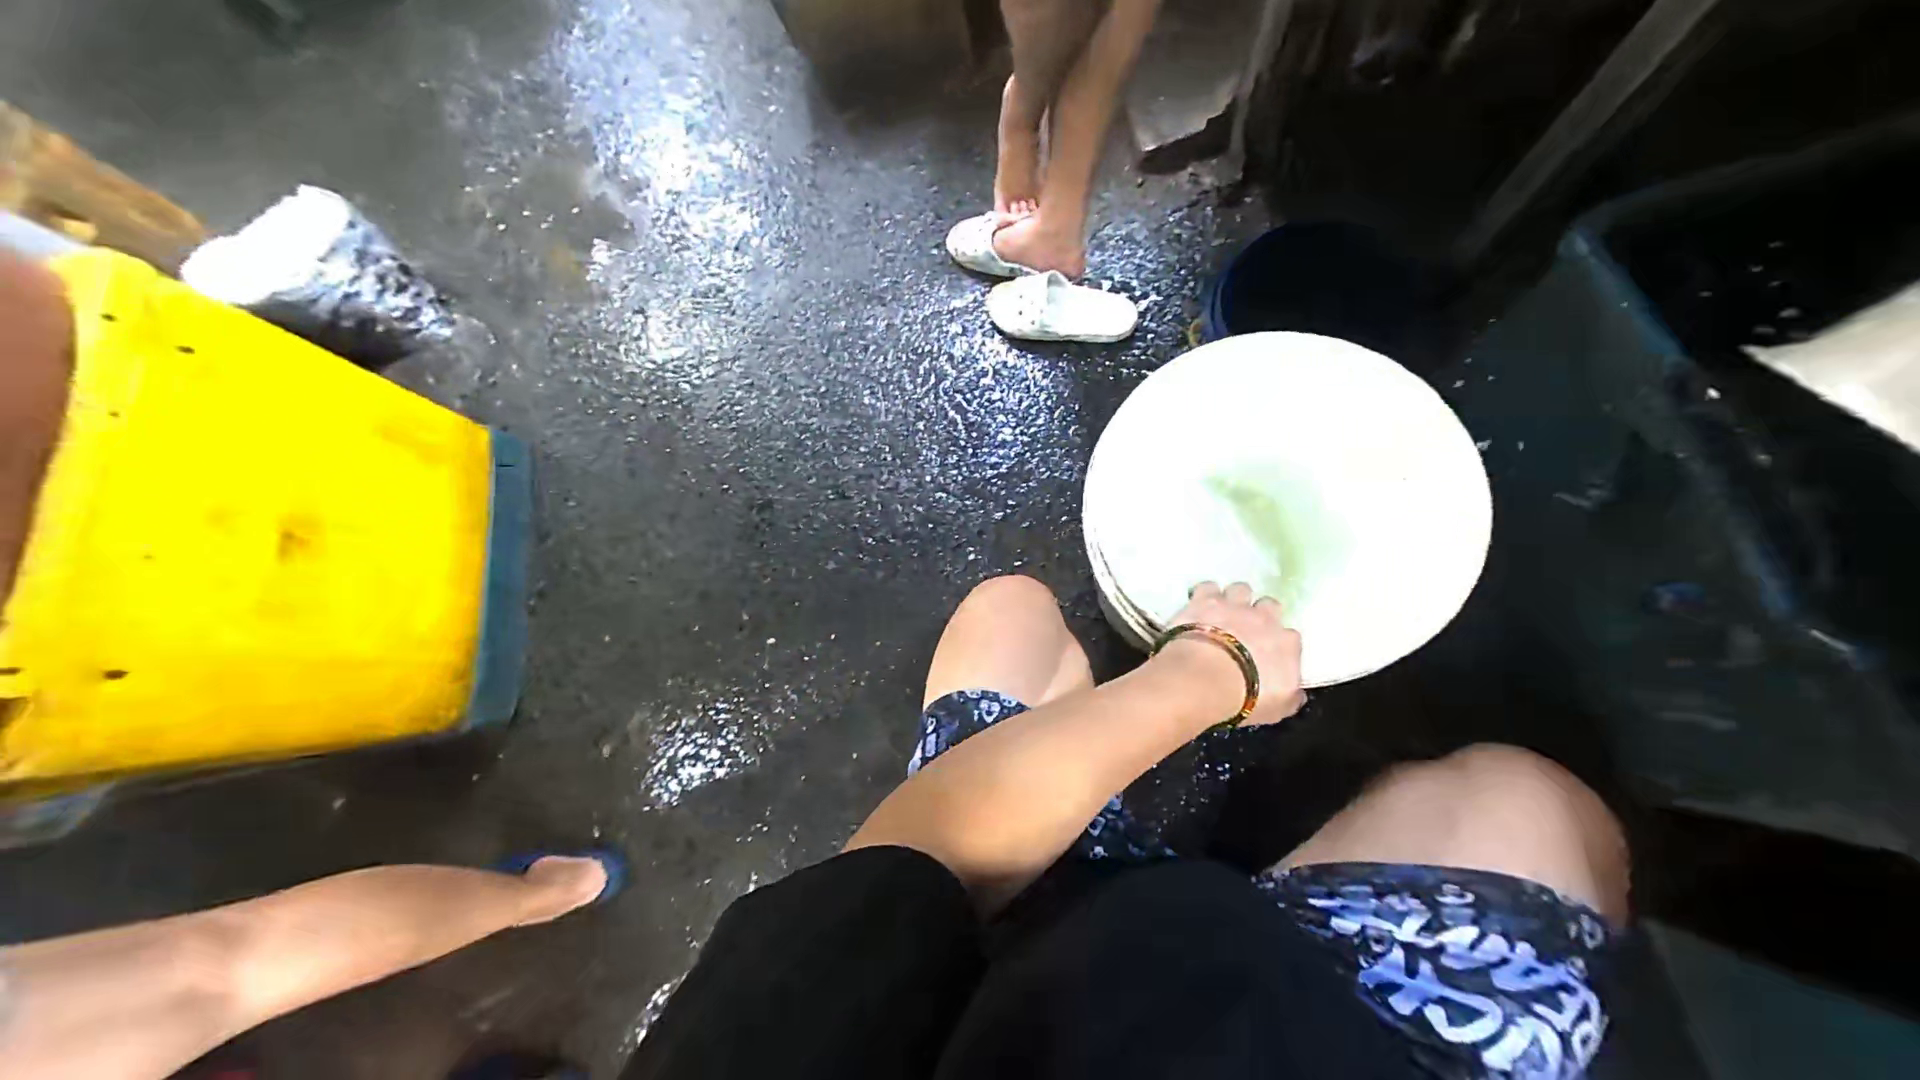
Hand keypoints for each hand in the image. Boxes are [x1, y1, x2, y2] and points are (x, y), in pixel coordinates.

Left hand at [1157, 581, 1305, 726]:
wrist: (1206, 678)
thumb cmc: (1246, 697)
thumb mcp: (1278, 708)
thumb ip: (1291, 697)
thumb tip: (1299, 694)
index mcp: (1287, 643)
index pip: (1291, 637)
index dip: (1277, 642)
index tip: (1266, 652)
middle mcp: (1264, 618)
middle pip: (1269, 605)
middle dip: (1259, 612)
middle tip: (1244, 626)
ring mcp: (1234, 605)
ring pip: (1241, 589)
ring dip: (1233, 598)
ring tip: (1221, 610)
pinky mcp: (1204, 599)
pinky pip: (1207, 587)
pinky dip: (1203, 593)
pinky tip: (1197, 602)